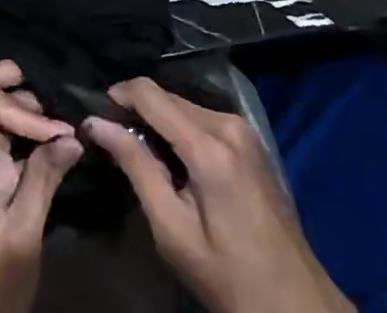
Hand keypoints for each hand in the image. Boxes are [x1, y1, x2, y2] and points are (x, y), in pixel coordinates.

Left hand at [0, 61, 83, 312]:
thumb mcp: (21, 235)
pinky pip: (5, 127)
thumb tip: (75, 135)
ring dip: (24, 100)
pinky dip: (28, 119)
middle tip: (52, 91)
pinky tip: (54, 125)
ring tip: (59, 112)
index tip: (62, 132)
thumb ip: (44, 178)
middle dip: (13, 80)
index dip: (27, 113)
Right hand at [82, 78, 352, 312]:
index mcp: (209, 145)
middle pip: (169, 98)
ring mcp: (244, 129)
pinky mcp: (251, 139)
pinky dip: (181, 129)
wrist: (292, 297)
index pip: (152, 94)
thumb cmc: (226, 272)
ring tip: (137, 152)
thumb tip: (96, 124)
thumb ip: (136, 167)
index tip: (94, 114)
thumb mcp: (172, 228)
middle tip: (110, 139)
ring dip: (159, 121)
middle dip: (137, 111)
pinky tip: (171, 160)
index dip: (119, 95)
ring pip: (186, 107)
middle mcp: (229, 124)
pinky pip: (204, 119)